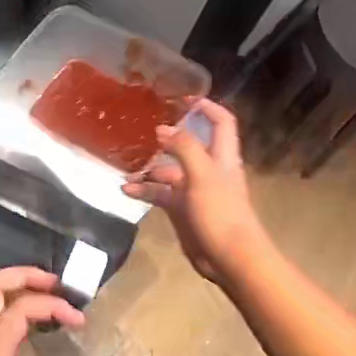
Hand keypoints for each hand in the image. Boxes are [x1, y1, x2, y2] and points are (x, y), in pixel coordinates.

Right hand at [122, 99, 270, 282]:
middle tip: (142, 130)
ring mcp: (194, 190)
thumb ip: (183, 148)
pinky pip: (160, 194)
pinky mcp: (183, 210)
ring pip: (169, 171)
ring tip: (126, 166)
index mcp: (221, 156)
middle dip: (167, 138)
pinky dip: (144, 191)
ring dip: (149, 168)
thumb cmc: (220, 211)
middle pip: (189, 145)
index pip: (221, 122)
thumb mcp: (202, 174)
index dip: (207, 107)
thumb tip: (162, 128)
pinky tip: (126, 190)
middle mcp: (209, 169)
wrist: (229, 257)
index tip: (183, 98)